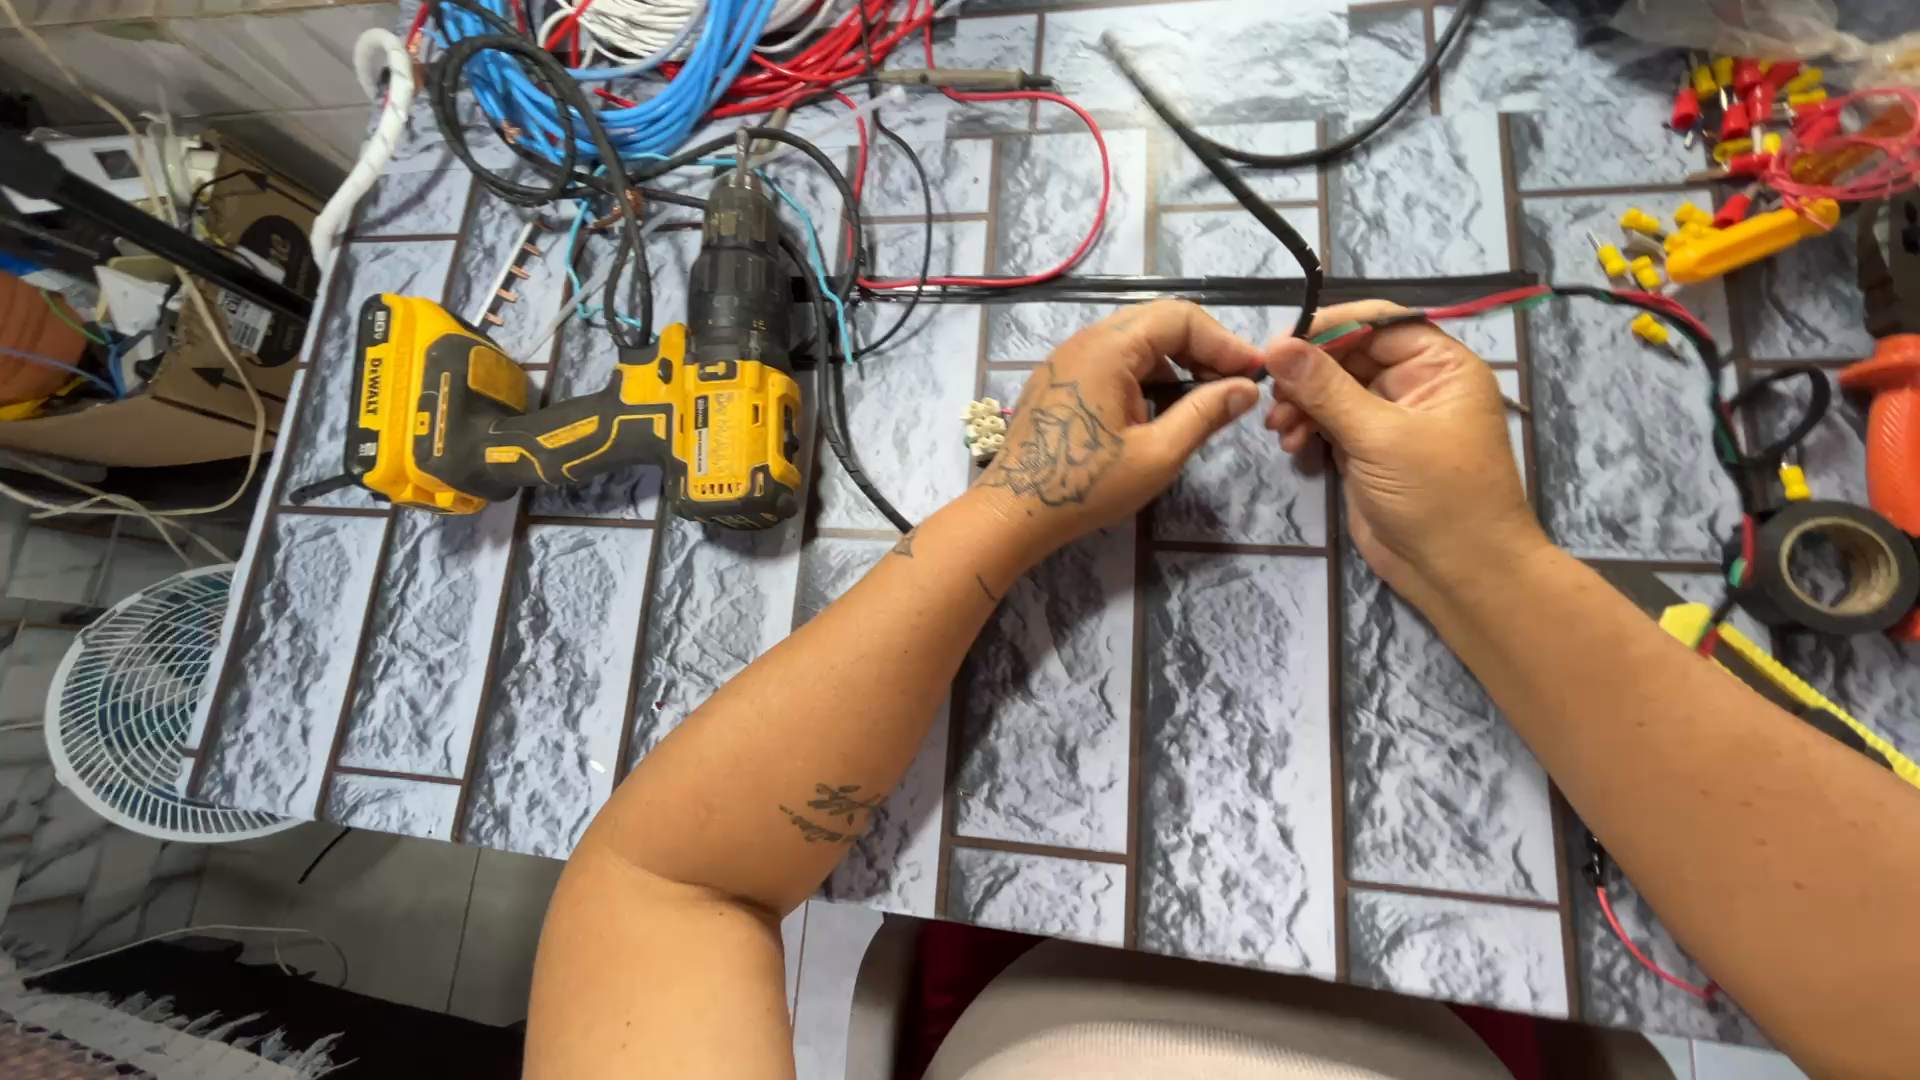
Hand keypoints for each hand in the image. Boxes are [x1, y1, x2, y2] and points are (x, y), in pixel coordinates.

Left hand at [972, 298, 1262, 558]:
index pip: (1179, 317)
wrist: (1012, 512)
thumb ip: (1205, 414)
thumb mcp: (1157, 454)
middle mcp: (1083, 342)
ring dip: (1170, 365)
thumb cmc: (1085, 485)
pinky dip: (1141, 379)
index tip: (1250, 373)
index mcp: (1107, 349)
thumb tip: (1246, 389)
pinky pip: (1109, 365)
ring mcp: (1065, 362)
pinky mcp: (1056, 384)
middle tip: (1229, 385)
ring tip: (1198, 403)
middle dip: (1199, 350)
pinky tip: (1155, 413)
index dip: (1222, 341)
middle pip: (1155, 324)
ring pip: (1132, 345)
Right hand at [1262, 301, 1547, 604]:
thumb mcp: (1380, 437)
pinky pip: (1326, 424)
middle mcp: (1413, 386)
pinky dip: (1304, 429)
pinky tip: (1291, 445)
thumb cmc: (1437, 496)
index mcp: (1439, 367)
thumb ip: (1326, 389)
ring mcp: (1386, 420)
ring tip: (1278, 427)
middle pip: (1348, 357)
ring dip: (1299, 404)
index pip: (1379, 324)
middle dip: (1306, 373)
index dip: (1330, 328)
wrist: (1455, 570)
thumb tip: (1278, 346)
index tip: (1279, 343)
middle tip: (1271, 393)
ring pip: (1330, 392)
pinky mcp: (1363, 451)